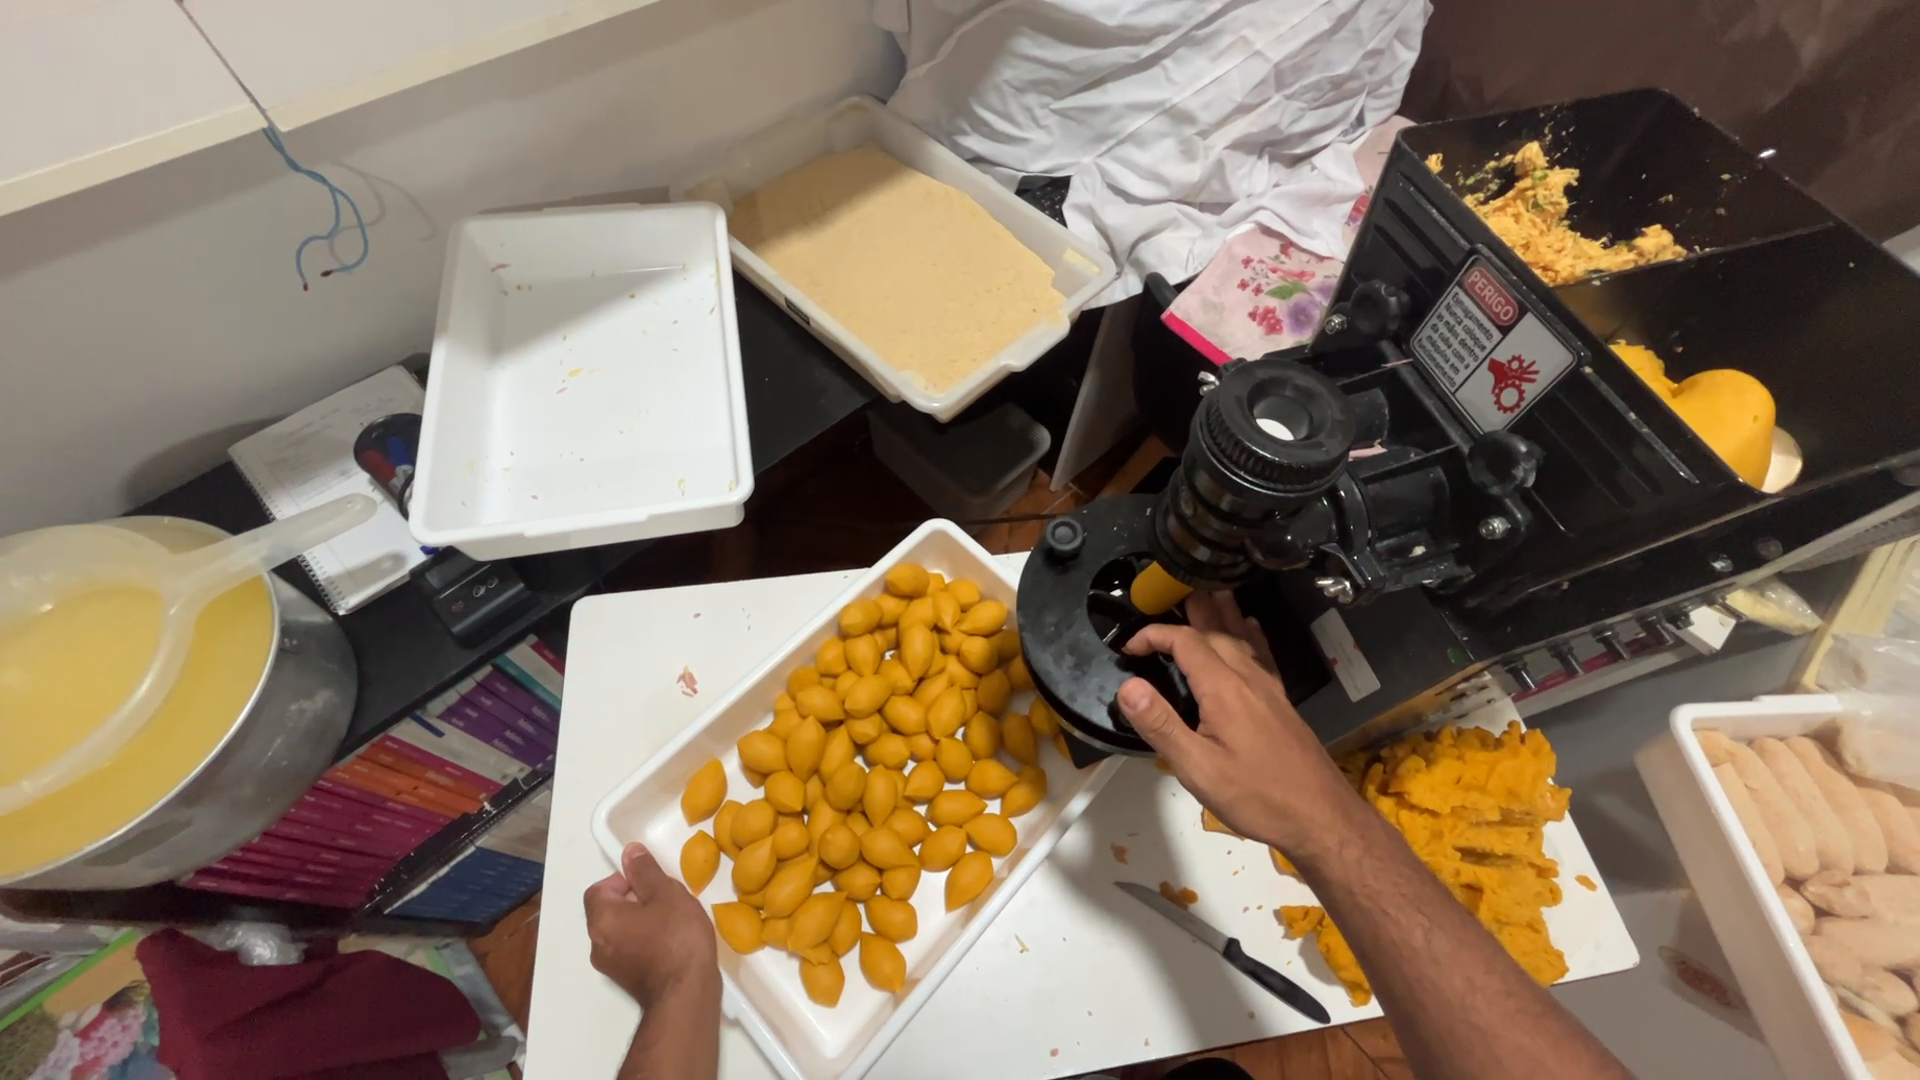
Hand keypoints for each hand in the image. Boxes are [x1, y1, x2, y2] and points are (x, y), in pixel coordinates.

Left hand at [584, 843, 718, 1009]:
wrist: (686, 992)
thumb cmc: (676, 936)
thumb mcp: (666, 893)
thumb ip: (645, 871)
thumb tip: (629, 852)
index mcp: (602, 920)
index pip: (598, 889)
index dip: (622, 879)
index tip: (649, 882)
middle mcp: (597, 944)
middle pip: (609, 910)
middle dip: (635, 899)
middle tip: (666, 898)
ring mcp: (610, 967)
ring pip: (620, 930)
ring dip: (642, 920)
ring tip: (673, 919)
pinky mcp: (627, 980)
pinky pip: (630, 949)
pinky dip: (645, 940)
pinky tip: (672, 941)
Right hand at [1116, 589, 1359, 853]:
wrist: (1322, 818)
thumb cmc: (1256, 796)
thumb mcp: (1197, 769)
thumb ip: (1161, 725)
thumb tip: (1128, 686)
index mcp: (1223, 689)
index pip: (1185, 642)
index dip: (1154, 636)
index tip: (1128, 648)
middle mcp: (1247, 678)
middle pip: (1215, 630)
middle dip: (1189, 610)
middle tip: (1166, 593)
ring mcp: (1268, 688)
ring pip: (1240, 637)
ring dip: (1219, 613)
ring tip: (1206, 592)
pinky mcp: (1281, 702)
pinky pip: (1262, 654)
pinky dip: (1249, 633)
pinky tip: (1249, 626)